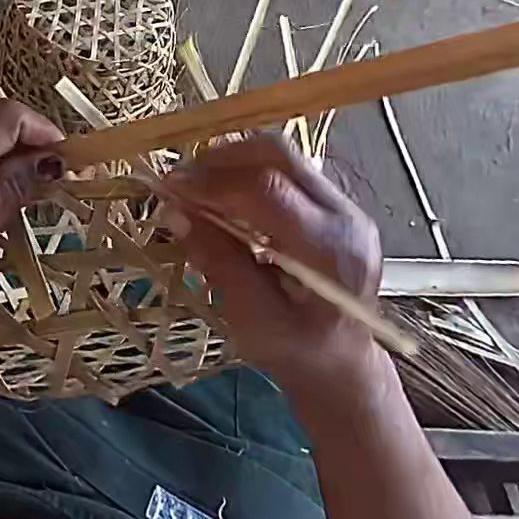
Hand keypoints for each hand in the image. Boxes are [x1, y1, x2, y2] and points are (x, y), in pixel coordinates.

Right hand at [162, 136, 383, 395]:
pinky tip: (222, 194)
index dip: (214, 183)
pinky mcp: (335, 203)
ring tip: (196, 184)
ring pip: (282, 154)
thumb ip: (218, 261)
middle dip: (221, 160)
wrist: (343, 364)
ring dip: (232, 161)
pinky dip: (247, 172)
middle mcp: (346, 217)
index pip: (269, 191)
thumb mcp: (252, 321)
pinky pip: (286, 168)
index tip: (171, 188)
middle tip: (180, 180)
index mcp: (331, 251)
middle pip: (279, 155)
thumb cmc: (298, 353)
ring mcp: (345, 205)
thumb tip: (175, 212)